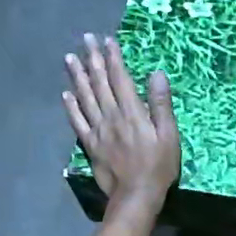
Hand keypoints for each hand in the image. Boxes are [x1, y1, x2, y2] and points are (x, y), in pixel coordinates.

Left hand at [64, 34, 180, 209]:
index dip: (113, 58)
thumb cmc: (158, 166)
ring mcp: (97, 130)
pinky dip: (70, 106)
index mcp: (131, 112)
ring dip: (77, 76)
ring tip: (69, 58)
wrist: (136, 196)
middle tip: (85, 39)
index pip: (120, 78)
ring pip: (85, 97)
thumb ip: (160, 104)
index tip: (107, 40)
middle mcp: (111, 116)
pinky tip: (66, 93)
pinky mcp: (90, 145)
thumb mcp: (169, 135)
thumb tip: (156, 74)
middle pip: (99, 83)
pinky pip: (77, 121)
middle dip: (93, 59)